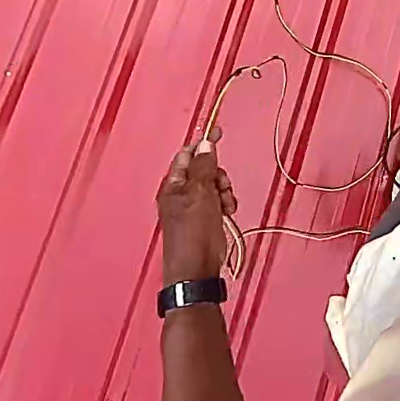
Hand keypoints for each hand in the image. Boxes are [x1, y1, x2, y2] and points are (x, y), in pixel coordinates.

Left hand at [158, 128, 236, 284]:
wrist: (198, 269)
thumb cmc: (193, 236)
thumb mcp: (201, 194)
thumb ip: (204, 167)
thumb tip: (205, 144)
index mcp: (173, 186)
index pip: (188, 155)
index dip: (203, 143)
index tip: (218, 131)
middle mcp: (180, 194)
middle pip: (204, 169)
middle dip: (218, 174)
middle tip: (221, 187)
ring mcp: (192, 206)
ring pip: (213, 185)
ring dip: (224, 190)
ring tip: (225, 204)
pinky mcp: (204, 217)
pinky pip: (218, 200)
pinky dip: (225, 202)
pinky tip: (226, 212)